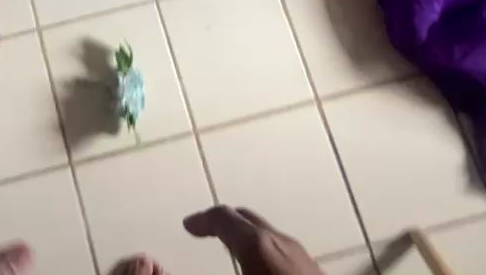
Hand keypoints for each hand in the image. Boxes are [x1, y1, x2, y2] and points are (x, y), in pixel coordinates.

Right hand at [184, 205, 324, 274]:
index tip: (188, 226)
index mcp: (257, 245)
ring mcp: (304, 257)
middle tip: (208, 230)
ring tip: (234, 253)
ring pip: (269, 234)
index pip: (223, 217)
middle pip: (248, 219)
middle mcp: (281, 242)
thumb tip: (167, 269)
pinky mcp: (318, 272)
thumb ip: (205, 268)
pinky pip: (284, 251)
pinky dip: (266, 252)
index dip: (202, 219)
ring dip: (248, 238)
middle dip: (225, 222)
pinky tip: (265, 273)